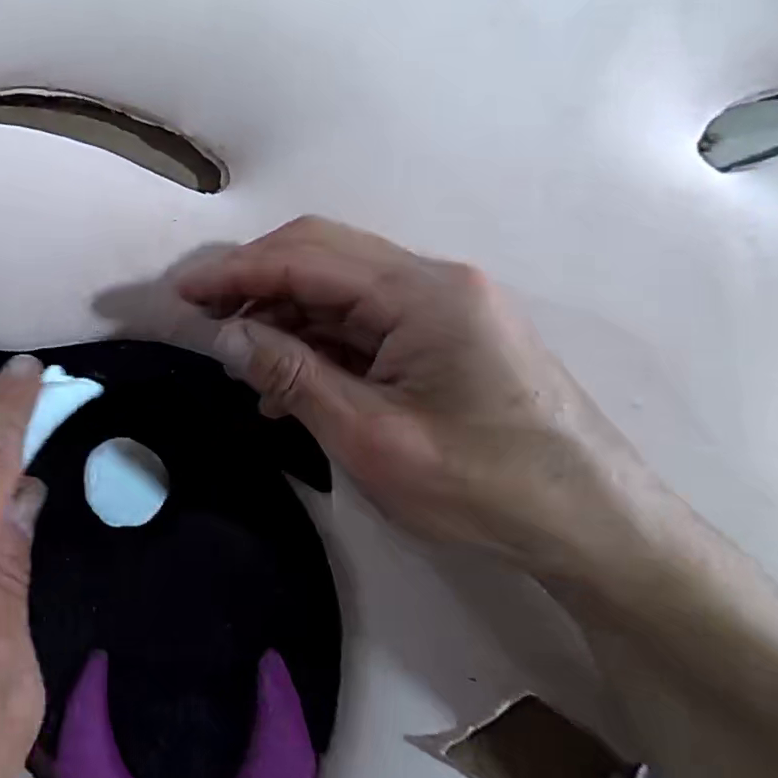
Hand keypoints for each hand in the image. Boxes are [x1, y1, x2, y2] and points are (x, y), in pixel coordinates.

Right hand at [175, 217, 653, 575]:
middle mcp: (433, 279)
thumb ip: (294, 376)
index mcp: (422, 293)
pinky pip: (365, 317)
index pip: (307, 259)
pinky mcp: (445, 329)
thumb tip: (226, 334)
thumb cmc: (485, 487)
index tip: (182, 292)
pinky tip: (291, 380)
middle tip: (204, 315)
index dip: (237, 271)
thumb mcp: (373, 439)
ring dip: (285, 312)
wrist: (595, 524)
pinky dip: (319, 338)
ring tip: (242, 357)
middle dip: (256, 279)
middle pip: (323, 254)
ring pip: (340, 285)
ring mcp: (443, 302)